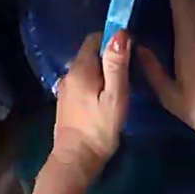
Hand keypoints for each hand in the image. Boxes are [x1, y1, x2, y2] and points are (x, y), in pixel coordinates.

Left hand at [48, 31, 131, 179]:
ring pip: (86, 69)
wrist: (75, 160)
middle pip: (89, 53)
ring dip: (101, 71)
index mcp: (80, 69)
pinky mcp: (65, 102)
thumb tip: (120, 33)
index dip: (112, 39)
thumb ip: (116, 65)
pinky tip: (104, 97)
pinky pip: (82, 82)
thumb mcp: (115, 96)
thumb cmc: (99, 128)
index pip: (94, 39)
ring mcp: (65, 88)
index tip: (130, 51)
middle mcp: (69, 74)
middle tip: (129, 71)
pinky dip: (94, 83)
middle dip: (108, 55)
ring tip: (119, 85)